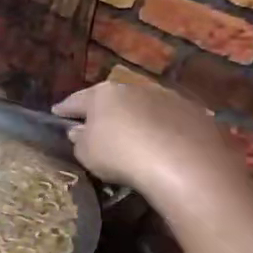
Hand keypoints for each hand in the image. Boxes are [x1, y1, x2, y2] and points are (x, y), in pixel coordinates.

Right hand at [52, 79, 248, 206]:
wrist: (183, 164)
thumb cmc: (120, 155)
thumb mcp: (86, 153)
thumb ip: (79, 140)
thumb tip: (80, 132)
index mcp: (103, 93)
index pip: (76, 100)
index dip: (64, 109)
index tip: (56, 113)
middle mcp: (135, 88)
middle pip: (113, 100)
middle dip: (104, 112)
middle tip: (95, 126)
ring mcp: (168, 98)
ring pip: (144, 108)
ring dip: (136, 120)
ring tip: (133, 139)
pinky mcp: (195, 115)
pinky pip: (169, 123)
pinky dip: (162, 132)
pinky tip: (161, 148)